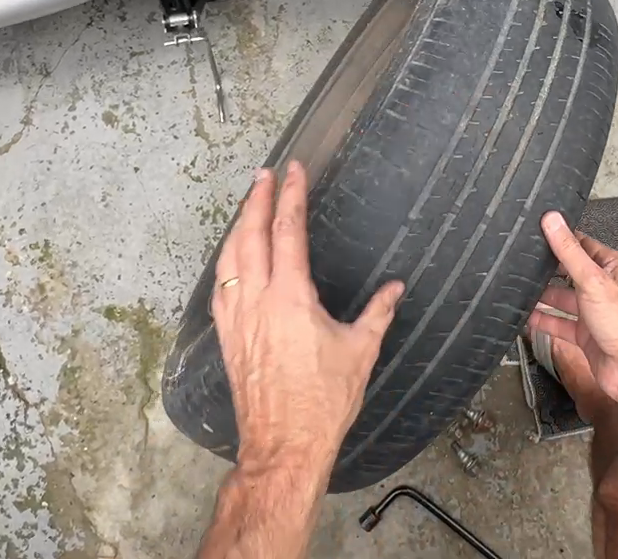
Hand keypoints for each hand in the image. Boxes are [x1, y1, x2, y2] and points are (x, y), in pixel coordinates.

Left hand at [212, 162, 404, 484]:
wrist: (284, 447)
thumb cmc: (324, 400)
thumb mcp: (360, 350)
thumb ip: (378, 311)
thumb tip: (396, 288)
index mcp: (290, 297)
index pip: (288, 230)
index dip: (290, 195)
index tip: (293, 170)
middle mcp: (258, 301)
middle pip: (250, 236)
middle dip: (257, 199)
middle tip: (264, 173)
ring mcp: (237, 320)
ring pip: (229, 259)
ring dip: (237, 226)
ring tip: (246, 205)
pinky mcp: (227, 339)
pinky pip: (220, 289)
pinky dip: (226, 263)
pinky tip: (230, 259)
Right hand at [529, 211, 617, 414]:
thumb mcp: (593, 280)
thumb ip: (569, 251)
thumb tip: (554, 221)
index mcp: (611, 269)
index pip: (584, 245)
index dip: (564, 238)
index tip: (542, 230)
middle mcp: (602, 289)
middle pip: (570, 273)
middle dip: (549, 269)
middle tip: (526, 261)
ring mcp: (593, 313)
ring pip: (562, 300)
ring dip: (544, 296)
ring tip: (521, 288)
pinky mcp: (584, 336)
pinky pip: (559, 324)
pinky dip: (543, 321)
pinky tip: (528, 317)